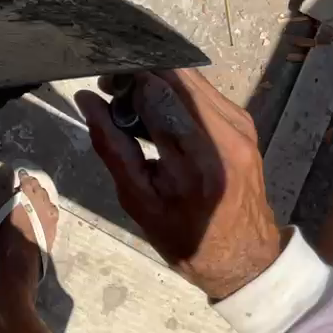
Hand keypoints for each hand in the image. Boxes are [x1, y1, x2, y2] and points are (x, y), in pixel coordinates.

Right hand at [76, 69, 283, 300]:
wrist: (245, 258)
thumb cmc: (184, 236)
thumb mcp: (136, 200)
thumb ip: (111, 146)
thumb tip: (87, 99)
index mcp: (195, 160)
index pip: (155, 92)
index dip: (126, 81)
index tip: (106, 90)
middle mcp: (224, 133)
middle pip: (174, 75)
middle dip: (140, 74)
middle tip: (116, 91)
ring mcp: (239, 124)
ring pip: (188, 75)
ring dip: (156, 79)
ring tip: (135, 101)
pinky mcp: (244, 121)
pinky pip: (201, 88)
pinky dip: (175, 90)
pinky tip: (161, 110)